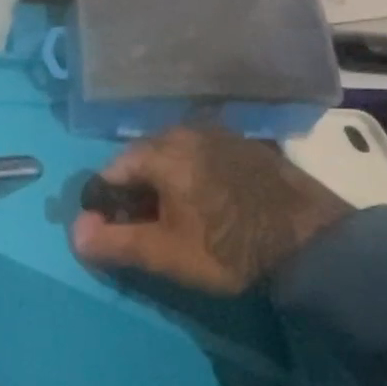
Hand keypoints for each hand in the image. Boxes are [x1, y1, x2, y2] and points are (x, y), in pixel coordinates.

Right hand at [72, 127, 352, 293]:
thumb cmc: (227, 249)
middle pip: (141, 161)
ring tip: (176, 221)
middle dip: (134, 194)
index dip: (105, 206)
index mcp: (163, 151)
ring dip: (164, 186)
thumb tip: (75, 232)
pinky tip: (207, 208)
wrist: (312, 245)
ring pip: (173, 159)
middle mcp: (190, 131)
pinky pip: (202, 158)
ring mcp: (224, 134)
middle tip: (145, 230)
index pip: (110, 173)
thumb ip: (111, 241)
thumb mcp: (161, 254)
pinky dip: (192, 179)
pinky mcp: (250, 146)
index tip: (118, 234)